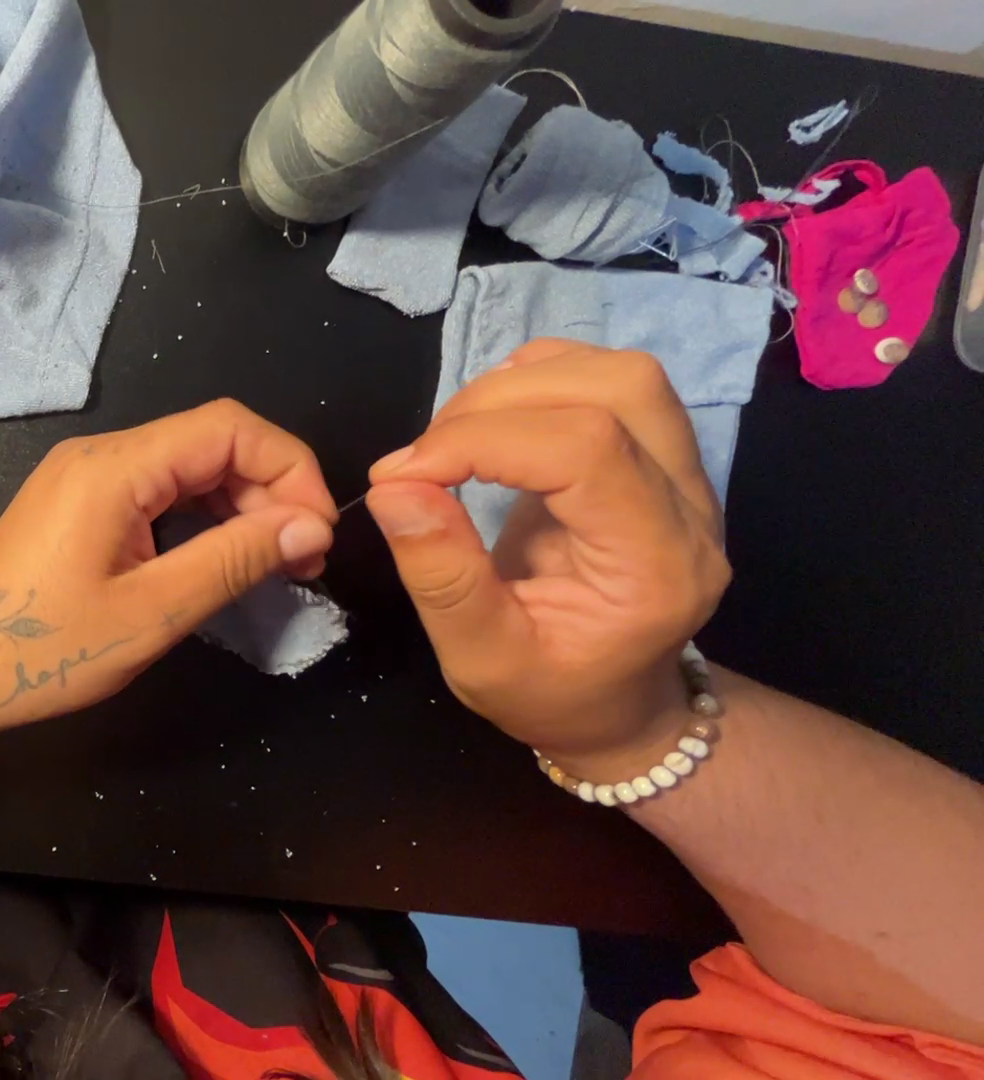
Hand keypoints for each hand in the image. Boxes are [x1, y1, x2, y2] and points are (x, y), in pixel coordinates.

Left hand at [0, 399, 337, 730]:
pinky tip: (217, 556)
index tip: (315, 534)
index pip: (230, 428)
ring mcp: (83, 475)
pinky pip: (154, 489)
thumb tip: (309, 527)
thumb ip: (234, 560)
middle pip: (210, 441)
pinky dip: (197, 516)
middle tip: (299, 559)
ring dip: (237, 504)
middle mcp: (99, 454)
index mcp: (115, 468)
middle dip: (269, 490)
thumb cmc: (41, 650)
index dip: (290, 469)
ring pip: (185, 465)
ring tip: (269, 562)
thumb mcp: (151, 613)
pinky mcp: (77, 501)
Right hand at [363, 341, 731, 774]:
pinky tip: (491, 422)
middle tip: (421, 459)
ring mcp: (682, 478)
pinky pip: (610, 384)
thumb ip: (439, 574)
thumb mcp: (476, 657)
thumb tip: (393, 487)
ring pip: (619, 375)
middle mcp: (687, 507)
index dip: (478, 442)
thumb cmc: (547, 693)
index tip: (397, 475)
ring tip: (451, 438)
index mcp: (653, 565)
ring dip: (517, 385)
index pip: (583, 449)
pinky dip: (538, 381)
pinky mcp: (653, 461)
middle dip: (493, 405)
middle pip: (615, 391)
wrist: (614, 706)